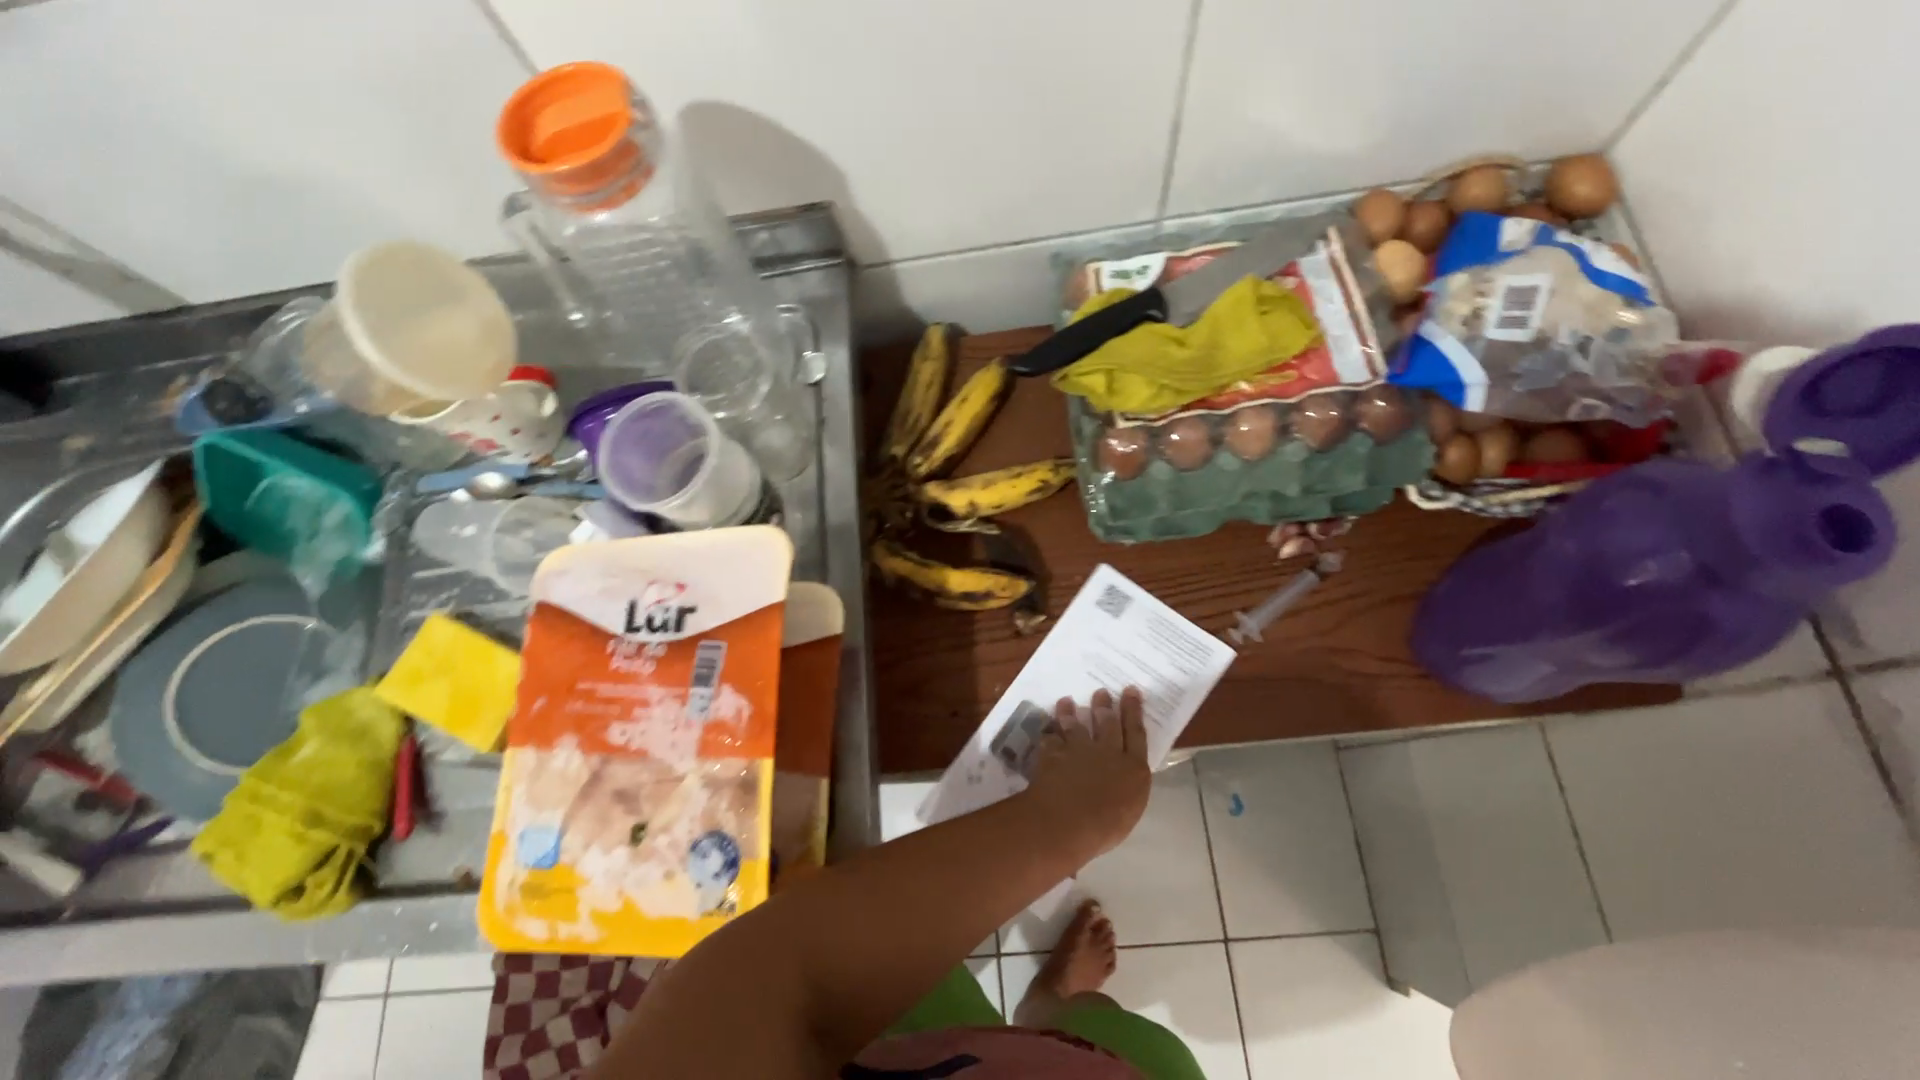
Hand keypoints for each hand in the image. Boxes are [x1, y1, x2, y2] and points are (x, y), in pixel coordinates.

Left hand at [1024, 688, 1151, 862]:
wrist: (1068, 821)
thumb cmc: (1105, 826)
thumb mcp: (1129, 810)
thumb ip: (1126, 791)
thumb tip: (1122, 784)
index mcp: (1133, 768)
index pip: (1136, 733)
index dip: (1134, 711)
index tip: (1131, 691)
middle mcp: (1108, 752)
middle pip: (1107, 724)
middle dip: (1105, 706)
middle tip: (1101, 692)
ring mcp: (1079, 750)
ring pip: (1076, 726)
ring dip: (1071, 713)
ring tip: (1067, 702)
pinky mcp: (1054, 754)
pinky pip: (1051, 738)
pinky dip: (1049, 733)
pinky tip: (1046, 729)